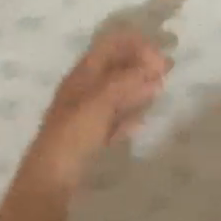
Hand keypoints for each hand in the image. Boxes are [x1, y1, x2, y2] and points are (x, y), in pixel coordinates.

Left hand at [27, 28, 169, 191]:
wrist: (52, 177)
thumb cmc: (75, 133)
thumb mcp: (101, 101)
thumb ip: (127, 80)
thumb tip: (153, 65)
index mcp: (83, 73)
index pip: (111, 44)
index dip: (137, 44)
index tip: (160, 57)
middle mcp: (84, 88)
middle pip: (115, 66)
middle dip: (141, 64)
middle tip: (168, 70)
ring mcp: (86, 112)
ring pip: (116, 92)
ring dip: (138, 87)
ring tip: (159, 91)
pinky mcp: (89, 135)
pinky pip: (113, 118)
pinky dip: (129, 114)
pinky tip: (141, 121)